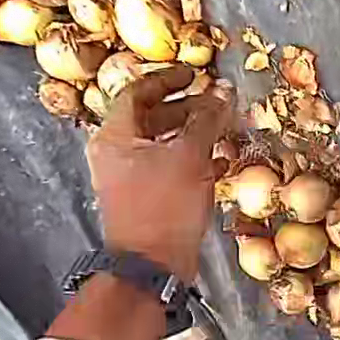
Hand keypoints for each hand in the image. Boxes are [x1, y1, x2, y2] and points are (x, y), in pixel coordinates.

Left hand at [86, 65, 233, 280]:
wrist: (153, 265)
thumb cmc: (165, 206)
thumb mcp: (189, 157)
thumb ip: (207, 121)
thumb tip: (223, 92)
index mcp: (115, 137)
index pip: (137, 92)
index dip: (167, 79)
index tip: (195, 73)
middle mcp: (117, 154)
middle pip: (151, 117)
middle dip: (187, 108)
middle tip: (216, 103)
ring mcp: (131, 178)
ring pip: (164, 144)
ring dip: (194, 135)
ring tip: (223, 130)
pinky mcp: (148, 198)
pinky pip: (170, 168)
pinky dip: (193, 160)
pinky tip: (220, 161)